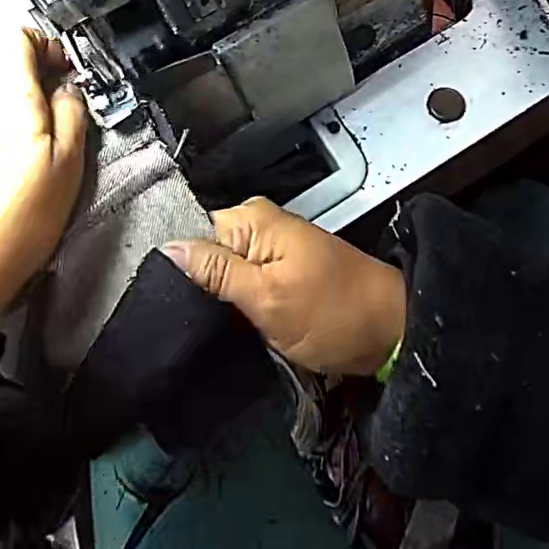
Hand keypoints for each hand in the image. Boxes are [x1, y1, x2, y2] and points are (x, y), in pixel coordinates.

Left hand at [0, 29, 89, 341]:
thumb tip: (69, 90)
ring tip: (38, 137)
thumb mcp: (70, 163)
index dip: (49, 45)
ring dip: (14, 98)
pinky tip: (7, 160)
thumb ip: (74, 111)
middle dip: (33, 73)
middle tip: (60, 105)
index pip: (16, 35)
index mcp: (2, 97)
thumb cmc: (11, 225)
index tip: (68, 71)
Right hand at [165, 198, 405, 375]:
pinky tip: (226, 324)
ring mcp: (271, 251)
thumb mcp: (268, 297)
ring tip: (207, 326)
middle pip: (204, 252)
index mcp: (254, 219)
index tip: (162, 299)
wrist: (386, 329)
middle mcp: (261, 227)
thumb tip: (170, 248)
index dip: (176, 266)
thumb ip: (218, 271)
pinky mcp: (279, 273)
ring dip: (214, 300)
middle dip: (194, 286)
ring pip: (220, 273)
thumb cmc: (335, 313)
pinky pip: (241, 284)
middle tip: (190, 321)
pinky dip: (233, 305)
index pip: (192, 232)